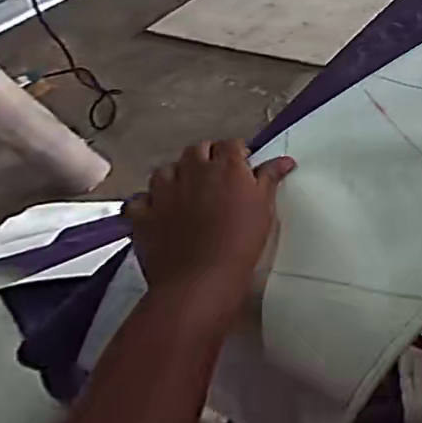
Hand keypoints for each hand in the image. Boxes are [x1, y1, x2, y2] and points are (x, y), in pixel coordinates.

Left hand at [126, 140, 295, 311]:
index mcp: (226, 167)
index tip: (242, 164)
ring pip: (165, 169)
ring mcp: (164, 192)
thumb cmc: (241, 240)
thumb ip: (270, 179)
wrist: (201, 279)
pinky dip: (145, 202)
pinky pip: (137, 200)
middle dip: (206, 156)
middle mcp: (193, 171)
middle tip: (216, 175)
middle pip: (197, 149)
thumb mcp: (264, 207)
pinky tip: (155, 210)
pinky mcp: (142, 216)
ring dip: (175, 174)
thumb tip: (284, 161)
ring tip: (186, 188)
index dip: (237, 152)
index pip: (231, 144)